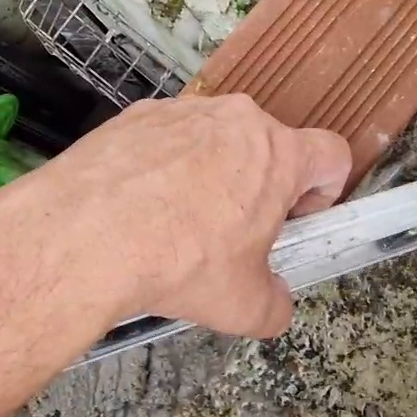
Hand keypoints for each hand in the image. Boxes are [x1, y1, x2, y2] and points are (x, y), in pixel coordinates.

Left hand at [0, 95, 351, 337]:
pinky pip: (169, 137)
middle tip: (233, 232)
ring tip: (176, 221)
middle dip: (261, 186)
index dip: (323, 191)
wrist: (83, 233)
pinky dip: (165, 164)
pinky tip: (139, 205)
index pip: (332, 154)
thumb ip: (276, 305)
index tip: (294, 220)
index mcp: (279, 153)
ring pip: (217, 138)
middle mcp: (237, 119)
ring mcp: (185, 110)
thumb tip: (276, 305)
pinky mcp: (138, 113)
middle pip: (270, 146)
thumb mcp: (243, 306)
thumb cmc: (179, 261)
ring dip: (212, 172)